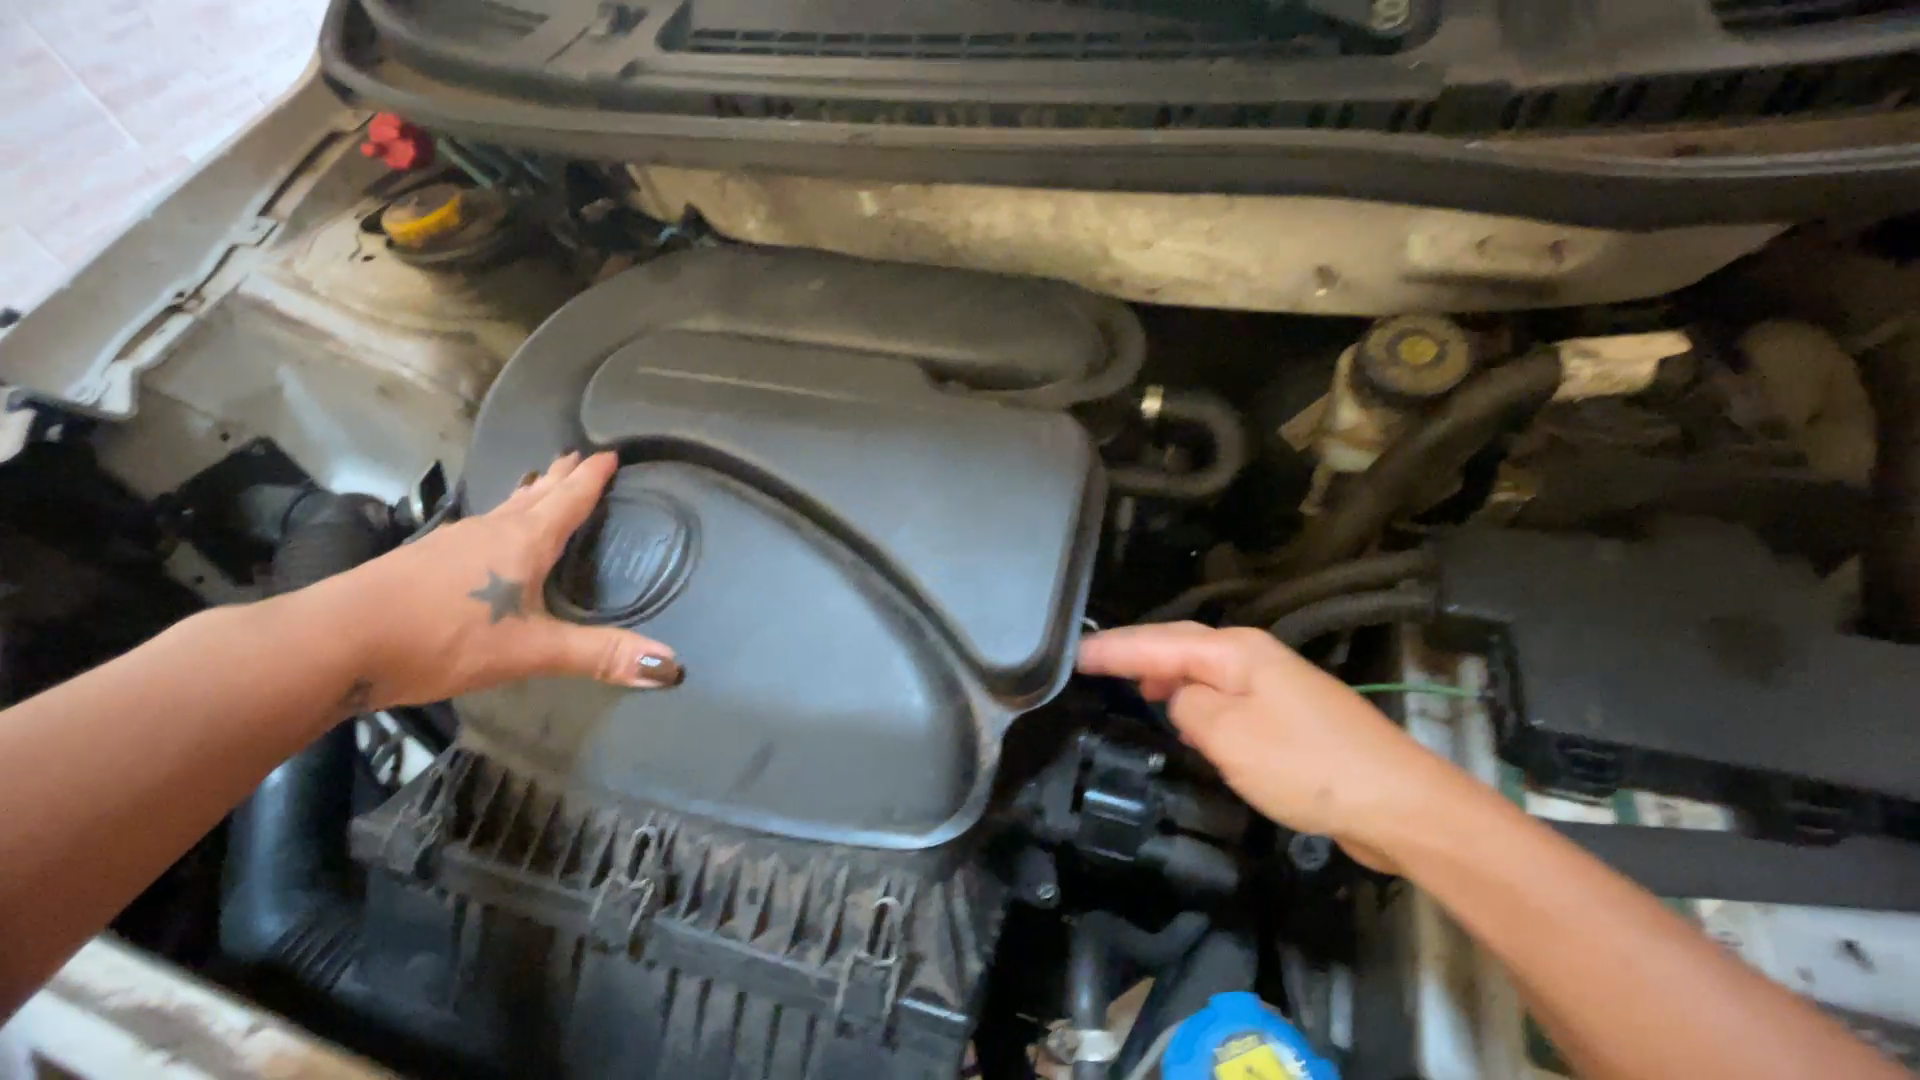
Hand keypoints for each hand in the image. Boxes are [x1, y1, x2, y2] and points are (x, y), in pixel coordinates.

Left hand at [298, 451, 677, 712]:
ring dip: (529, 495)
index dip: (592, 479)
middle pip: (535, 495)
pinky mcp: (423, 560)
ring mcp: (452, 543)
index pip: (569, 501)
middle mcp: (490, 532)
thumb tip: (671, 666)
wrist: (334, 641)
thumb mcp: (530, 651)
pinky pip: (479, 528)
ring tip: (540, 484)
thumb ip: (598, 656)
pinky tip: (488, 535)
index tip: (610, 453)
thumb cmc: (443, 637)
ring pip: (504, 509)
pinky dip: (500, 520)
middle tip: (578, 456)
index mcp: (524, 542)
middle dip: (560, 477)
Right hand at [1077, 623, 1458, 867]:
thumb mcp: (1228, 735)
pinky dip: (1195, 702)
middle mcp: (1255, 658)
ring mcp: (1275, 686)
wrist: (1397, 802)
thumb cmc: (1306, 765)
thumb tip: (1180, 699)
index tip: (1074, 652)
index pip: (1159, 643)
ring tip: (1129, 686)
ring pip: (1204, 672)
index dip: (1114, 649)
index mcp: (1237, 652)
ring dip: (1166, 676)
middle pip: (1182, 647)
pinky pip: (1225, 698)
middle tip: (1093, 663)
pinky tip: (1184, 718)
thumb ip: (1188, 707)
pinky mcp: (1288, 718)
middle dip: (1137, 654)